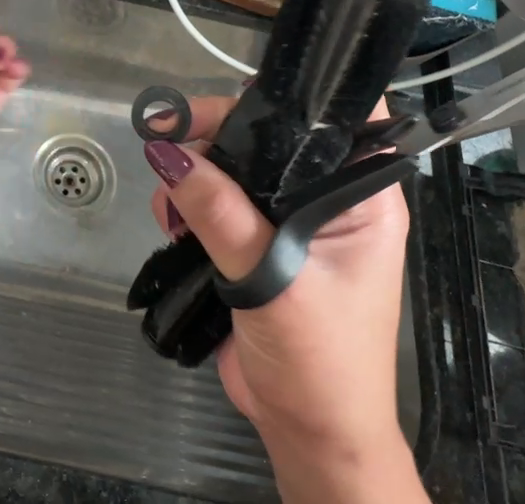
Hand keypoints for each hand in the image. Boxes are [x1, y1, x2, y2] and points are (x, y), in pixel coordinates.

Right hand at [144, 96, 423, 503]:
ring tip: (170, 205)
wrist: (307, 433)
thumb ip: (219, 212)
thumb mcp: (271, 280)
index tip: (229, 91)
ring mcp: (287, 220)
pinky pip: (214, 200)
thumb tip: (166, 152)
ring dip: (193, 172)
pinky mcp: (253, 242)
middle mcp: (326, 198)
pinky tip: (172, 222)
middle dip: (215, 132)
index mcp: (361, 196)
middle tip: (163, 132)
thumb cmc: (321, 360)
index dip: (291, 92)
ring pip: (233, 165)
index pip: (337, 118)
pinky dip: (186, 202)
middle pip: (270, 135)